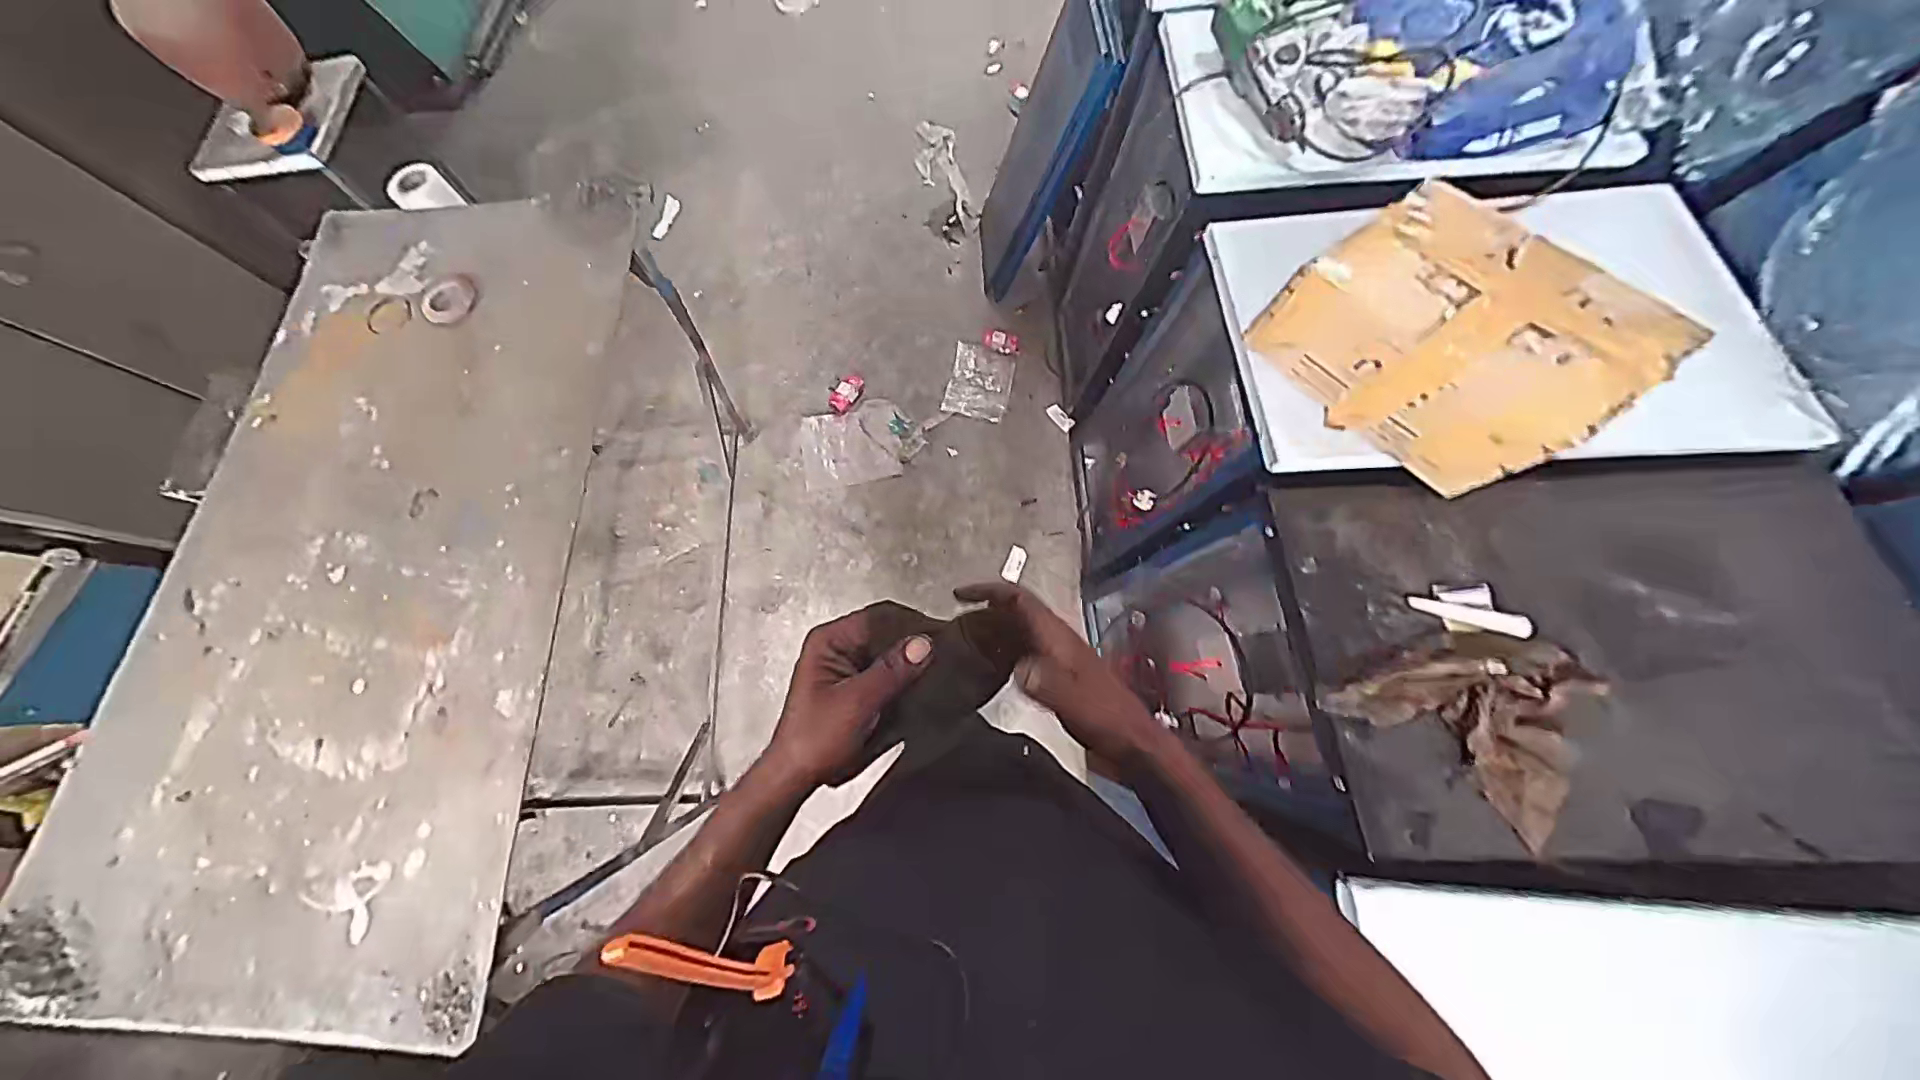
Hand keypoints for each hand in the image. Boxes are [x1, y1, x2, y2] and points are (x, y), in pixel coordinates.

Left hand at [761, 606, 933, 786]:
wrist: (798, 775)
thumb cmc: (812, 741)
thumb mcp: (856, 703)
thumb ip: (890, 671)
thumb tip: (922, 645)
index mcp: (829, 641)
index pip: (880, 617)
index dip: (912, 624)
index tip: (940, 637)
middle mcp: (839, 647)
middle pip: (888, 631)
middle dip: (915, 642)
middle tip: (945, 654)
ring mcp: (850, 665)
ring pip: (892, 651)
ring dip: (913, 661)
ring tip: (940, 669)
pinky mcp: (860, 684)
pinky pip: (891, 671)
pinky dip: (908, 676)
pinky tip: (924, 684)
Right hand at [953, 582, 1170, 768]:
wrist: (1132, 743)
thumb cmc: (1107, 718)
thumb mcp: (1074, 700)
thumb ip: (1046, 682)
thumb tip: (1016, 667)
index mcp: (1059, 638)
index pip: (1021, 600)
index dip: (990, 591)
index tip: (961, 594)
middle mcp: (1057, 642)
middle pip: (1018, 612)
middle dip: (985, 610)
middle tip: (955, 623)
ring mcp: (1058, 659)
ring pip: (1020, 632)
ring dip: (993, 630)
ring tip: (964, 642)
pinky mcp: (1058, 677)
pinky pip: (1024, 653)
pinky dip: (1003, 653)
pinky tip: (990, 670)